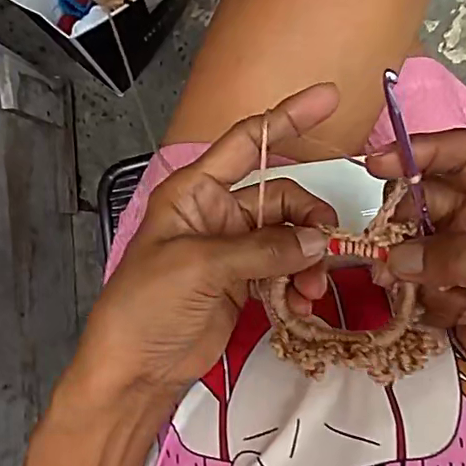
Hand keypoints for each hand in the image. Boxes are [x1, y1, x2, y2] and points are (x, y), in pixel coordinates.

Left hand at [76, 84, 341, 395]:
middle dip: (309, 219)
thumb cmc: (145, 304)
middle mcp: (216, 214)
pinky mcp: (244, 283)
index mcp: (194, 192)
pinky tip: (301, 304)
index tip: (328, 99)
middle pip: (281, 197)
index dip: (287, 119)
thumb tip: (318, 242)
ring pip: (289, 237)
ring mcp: (232, 250)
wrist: (136, 366)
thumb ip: (261, 249)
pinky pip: (284, 271)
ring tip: (311, 288)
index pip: (246, 142)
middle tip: (328, 248)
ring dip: (308, 259)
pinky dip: (298, 283)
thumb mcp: (199, 266)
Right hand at [365, 128, 465, 386]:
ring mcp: (457, 252)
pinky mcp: (440, 285)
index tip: (377, 163)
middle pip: (422, 198)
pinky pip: (409, 279)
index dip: (421, 152)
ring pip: (408, 242)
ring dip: (409, 269)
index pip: (463, 155)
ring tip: (430, 295)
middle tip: (395, 253)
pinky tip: (459, 315)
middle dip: (404, 224)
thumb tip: (397, 257)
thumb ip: (464, 257)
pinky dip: (420, 297)